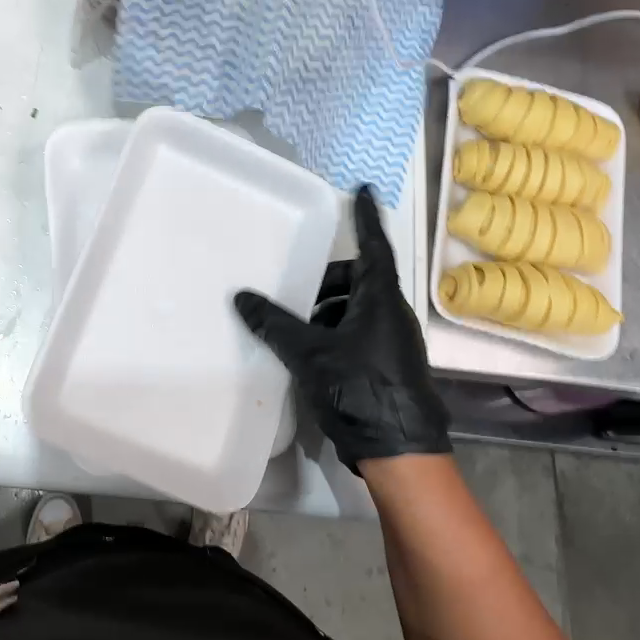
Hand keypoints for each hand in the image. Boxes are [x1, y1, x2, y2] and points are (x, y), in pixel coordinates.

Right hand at [234, 185, 450, 471]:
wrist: (397, 447)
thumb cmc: (358, 388)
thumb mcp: (309, 353)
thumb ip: (275, 323)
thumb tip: (241, 296)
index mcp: (380, 300)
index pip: (374, 247)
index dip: (365, 219)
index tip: (361, 191)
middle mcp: (391, 314)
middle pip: (358, 281)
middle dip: (326, 281)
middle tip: (293, 291)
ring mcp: (392, 341)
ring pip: (355, 310)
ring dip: (326, 312)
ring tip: (293, 330)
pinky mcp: (386, 365)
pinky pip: (356, 333)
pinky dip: (333, 333)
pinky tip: (308, 354)